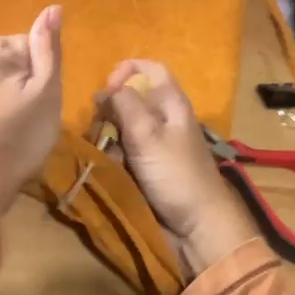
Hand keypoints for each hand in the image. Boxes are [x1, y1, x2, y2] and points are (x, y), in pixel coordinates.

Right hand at [99, 60, 257, 274]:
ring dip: (108, 134)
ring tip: (99, 148)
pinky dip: (114, 155)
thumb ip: (125, 105)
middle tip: (97, 124)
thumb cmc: (175, 175)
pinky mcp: (149, 167)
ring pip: (124, 126)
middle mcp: (165, 119)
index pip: (150, 69)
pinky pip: (125, 151)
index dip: (126, 70)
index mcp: (172, 104)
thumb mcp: (147, 135)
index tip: (106, 88)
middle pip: (132, 98)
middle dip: (110, 107)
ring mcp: (157, 144)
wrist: (196, 225)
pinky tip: (108, 166)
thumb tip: (106, 90)